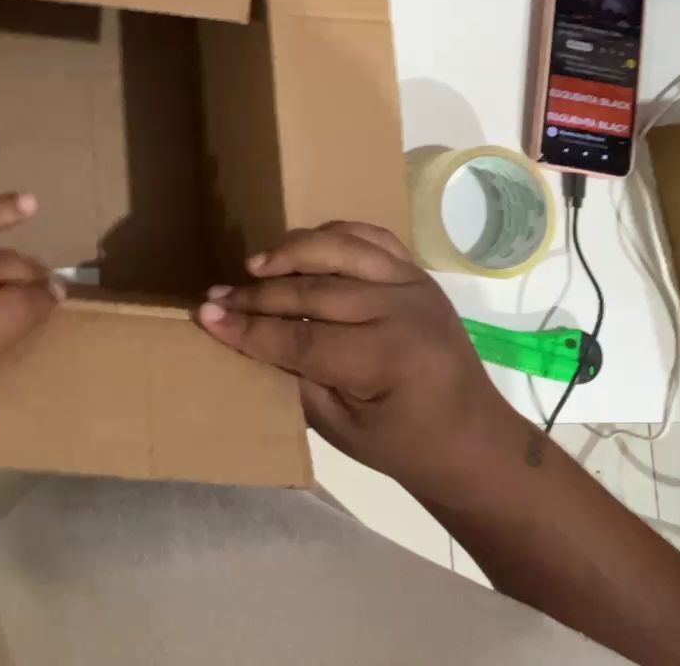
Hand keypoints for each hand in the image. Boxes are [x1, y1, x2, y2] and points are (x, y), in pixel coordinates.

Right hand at [197, 222, 529, 498]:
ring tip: (254, 266)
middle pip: (312, 291)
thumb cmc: (403, 445)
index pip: (301, 338)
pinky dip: (331, 234)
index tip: (205, 317)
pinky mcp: (416, 272)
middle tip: (216, 297)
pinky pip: (368, 236)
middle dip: (257, 296)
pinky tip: (302, 248)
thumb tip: (243, 338)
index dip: (248, 330)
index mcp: (388, 360)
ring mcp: (413, 283)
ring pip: (339, 248)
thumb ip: (293, 376)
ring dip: (290, 253)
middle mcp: (403, 310)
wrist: (474, 438)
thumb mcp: (339, 426)